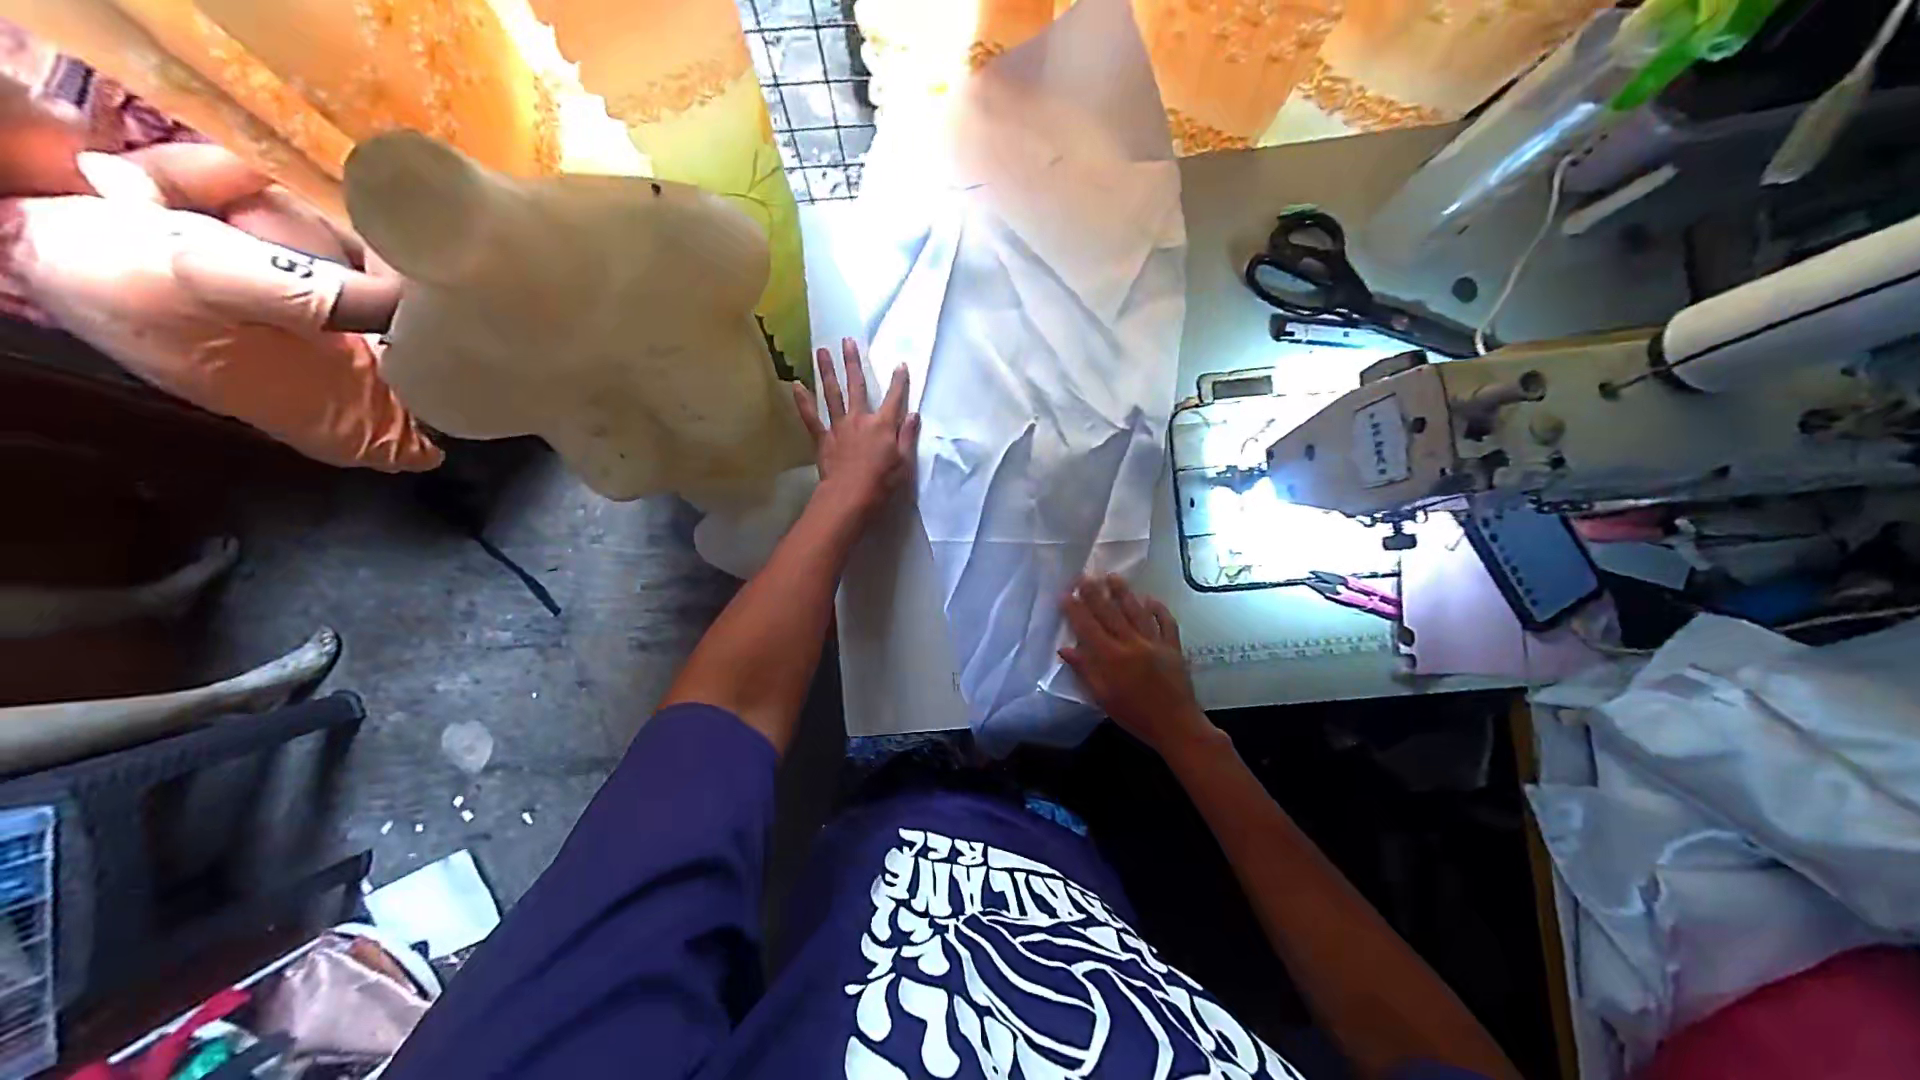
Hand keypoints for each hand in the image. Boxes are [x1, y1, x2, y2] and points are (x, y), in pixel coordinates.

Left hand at [792, 338, 918, 516]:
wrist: (850, 498)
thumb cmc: (882, 483)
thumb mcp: (905, 462)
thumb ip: (907, 436)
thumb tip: (913, 414)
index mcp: (883, 425)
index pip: (895, 398)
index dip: (899, 381)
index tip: (900, 364)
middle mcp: (860, 419)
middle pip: (857, 386)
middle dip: (853, 363)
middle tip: (848, 341)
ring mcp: (839, 427)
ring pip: (832, 394)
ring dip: (827, 371)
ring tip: (821, 351)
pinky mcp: (823, 439)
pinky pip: (811, 417)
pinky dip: (803, 402)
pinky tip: (795, 385)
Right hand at [1060, 574, 1220, 757]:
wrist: (1177, 726)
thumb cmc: (1135, 716)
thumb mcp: (1103, 698)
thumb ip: (1086, 671)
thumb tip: (1066, 650)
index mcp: (1112, 658)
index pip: (1088, 627)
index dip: (1075, 610)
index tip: (1065, 594)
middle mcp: (1132, 644)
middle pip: (1110, 613)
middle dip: (1094, 593)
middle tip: (1083, 576)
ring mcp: (1154, 643)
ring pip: (1136, 611)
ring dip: (1123, 593)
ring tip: (1112, 577)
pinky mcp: (1173, 647)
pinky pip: (1166, 622)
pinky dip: (1158, 609)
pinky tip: (1149, 599)